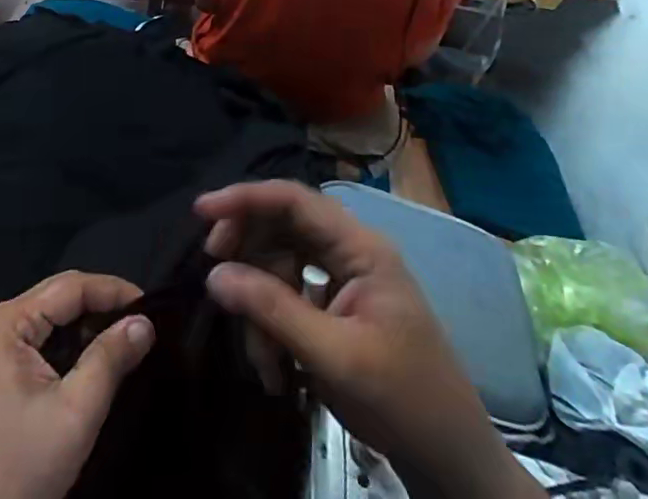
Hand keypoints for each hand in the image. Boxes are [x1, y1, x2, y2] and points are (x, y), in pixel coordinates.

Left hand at [0, 272, 155, 498]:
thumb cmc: (18, 464)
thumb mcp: (75, 411)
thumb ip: (111, 358)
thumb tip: (146, 321)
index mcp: (12, 321)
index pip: (75, 285)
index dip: (117, 291)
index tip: (155, 310)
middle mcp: (3, 325)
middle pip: (65, 296)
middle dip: (106, 306)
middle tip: (145, 326)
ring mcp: (0, 351)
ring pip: (59, 320)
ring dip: (94, 327)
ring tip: (129, 343)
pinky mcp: (4, 376)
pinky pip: (49, 343)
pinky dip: (77, 347)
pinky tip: (99, 364)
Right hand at [197, 182, 542, 498]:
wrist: (446, 450)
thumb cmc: (399, 396)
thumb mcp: (333, 354)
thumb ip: (273, 309)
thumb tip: (215, 274)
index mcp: (362, 248)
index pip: (297, 201)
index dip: (247, 198)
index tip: (201, 211)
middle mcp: (353, 252)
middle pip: (286, 228)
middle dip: (248, 253)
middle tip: (215, 277)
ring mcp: (347, 279)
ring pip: (284, 266)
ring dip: (262, 308)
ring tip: (263, 366)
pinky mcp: (339, 307)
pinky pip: (293, 298)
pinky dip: (275, 327)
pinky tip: (275, 371)